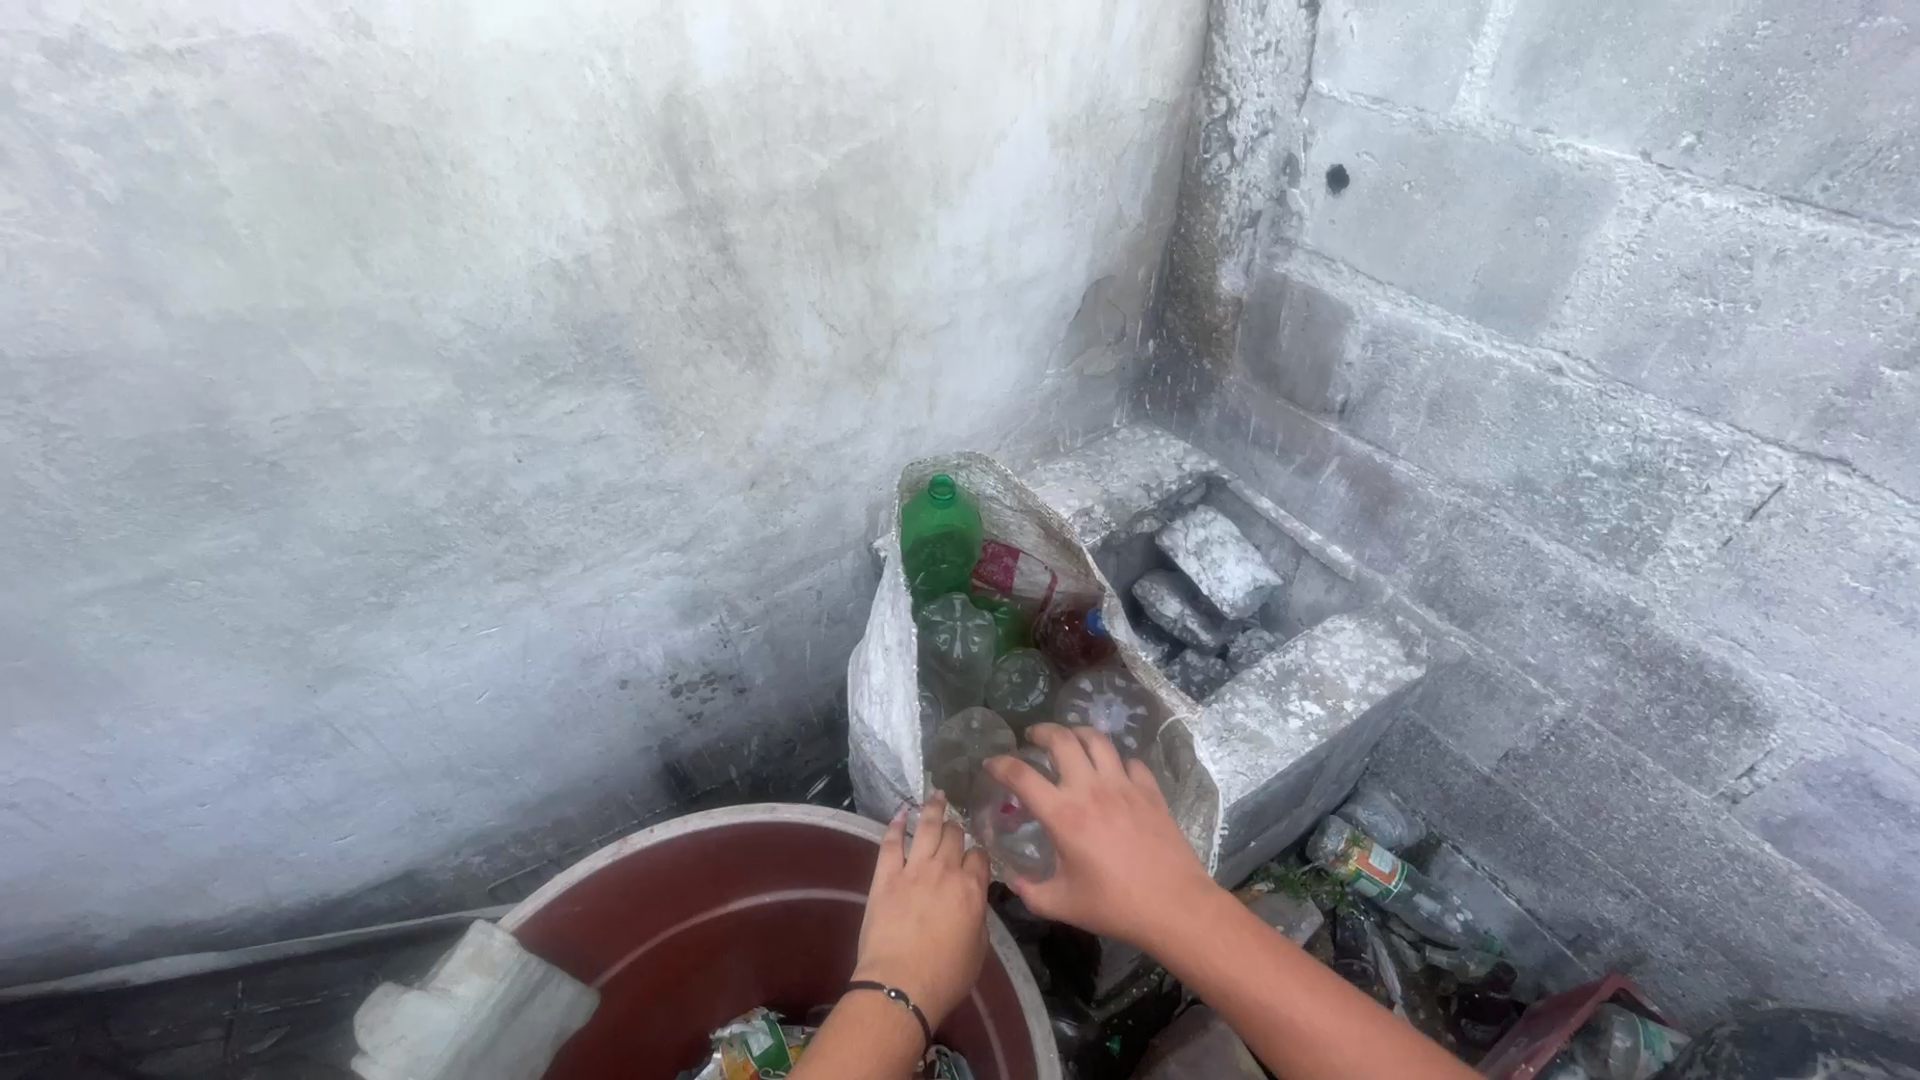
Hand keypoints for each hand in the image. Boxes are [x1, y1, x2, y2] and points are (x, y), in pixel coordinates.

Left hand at [852, 794, 991, 1029]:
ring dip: (932, 808)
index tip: (975, 854)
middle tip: (954, 823)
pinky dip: (895, 824)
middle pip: (954, 835)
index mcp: (972, 888)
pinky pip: (891, 843)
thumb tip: (973, 903)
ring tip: (935, 794)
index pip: (980, 856)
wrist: (901, 985)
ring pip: (926, 827)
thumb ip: (978, 917)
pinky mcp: (886, 876)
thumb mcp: (978, 949)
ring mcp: (914, 869)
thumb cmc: (946, 976)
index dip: (978, 853)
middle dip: (956, 827)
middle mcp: (945, 870)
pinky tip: (900, 813)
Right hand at [981, 723, 1219, 948]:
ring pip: (1097, 740)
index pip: (1021, 775)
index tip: (991, 763)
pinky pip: (1131, 762)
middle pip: (1061, 739)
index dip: (1000, 764)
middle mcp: (1090, 789)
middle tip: (1032, 736)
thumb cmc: (1114, 906)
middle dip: (1041, 731)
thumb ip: (1030, 891)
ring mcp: (1123, 785)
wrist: (1173, 905)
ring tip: (1070, 739)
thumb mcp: (1062, 904)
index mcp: (1063, 814)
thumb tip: (1013, 880)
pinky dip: (1117, 760)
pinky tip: (1114, 771)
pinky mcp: (1149, 791)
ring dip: (1078, 733)